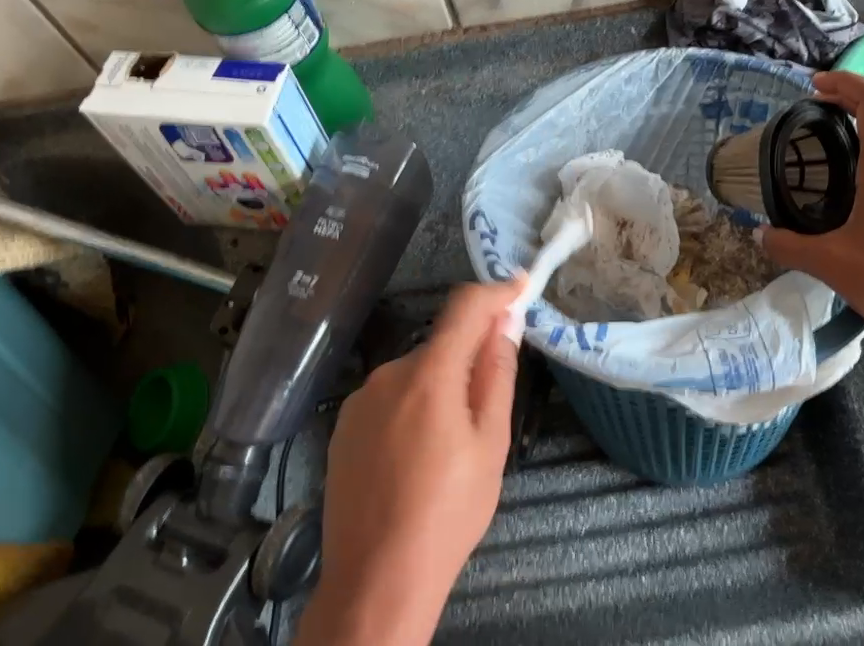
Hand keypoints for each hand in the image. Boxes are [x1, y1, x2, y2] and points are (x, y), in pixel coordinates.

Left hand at [297, 279, 522, 645]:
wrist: (376, 578)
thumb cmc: (448, 512)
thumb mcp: (490, 444)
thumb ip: (496, 375)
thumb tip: (504, 324)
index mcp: (428, 374)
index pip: (464, 308)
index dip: (496, 292)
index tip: (521, 284)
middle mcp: (387, 375)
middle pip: (439, 347)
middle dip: (468, 361)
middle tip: (487, 413)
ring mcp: (359, 401)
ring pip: (414, 376)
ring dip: (438, 391)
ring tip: (448, 452)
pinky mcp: (342, 427)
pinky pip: (388, 401)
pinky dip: (410, 412)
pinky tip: (414, 460)